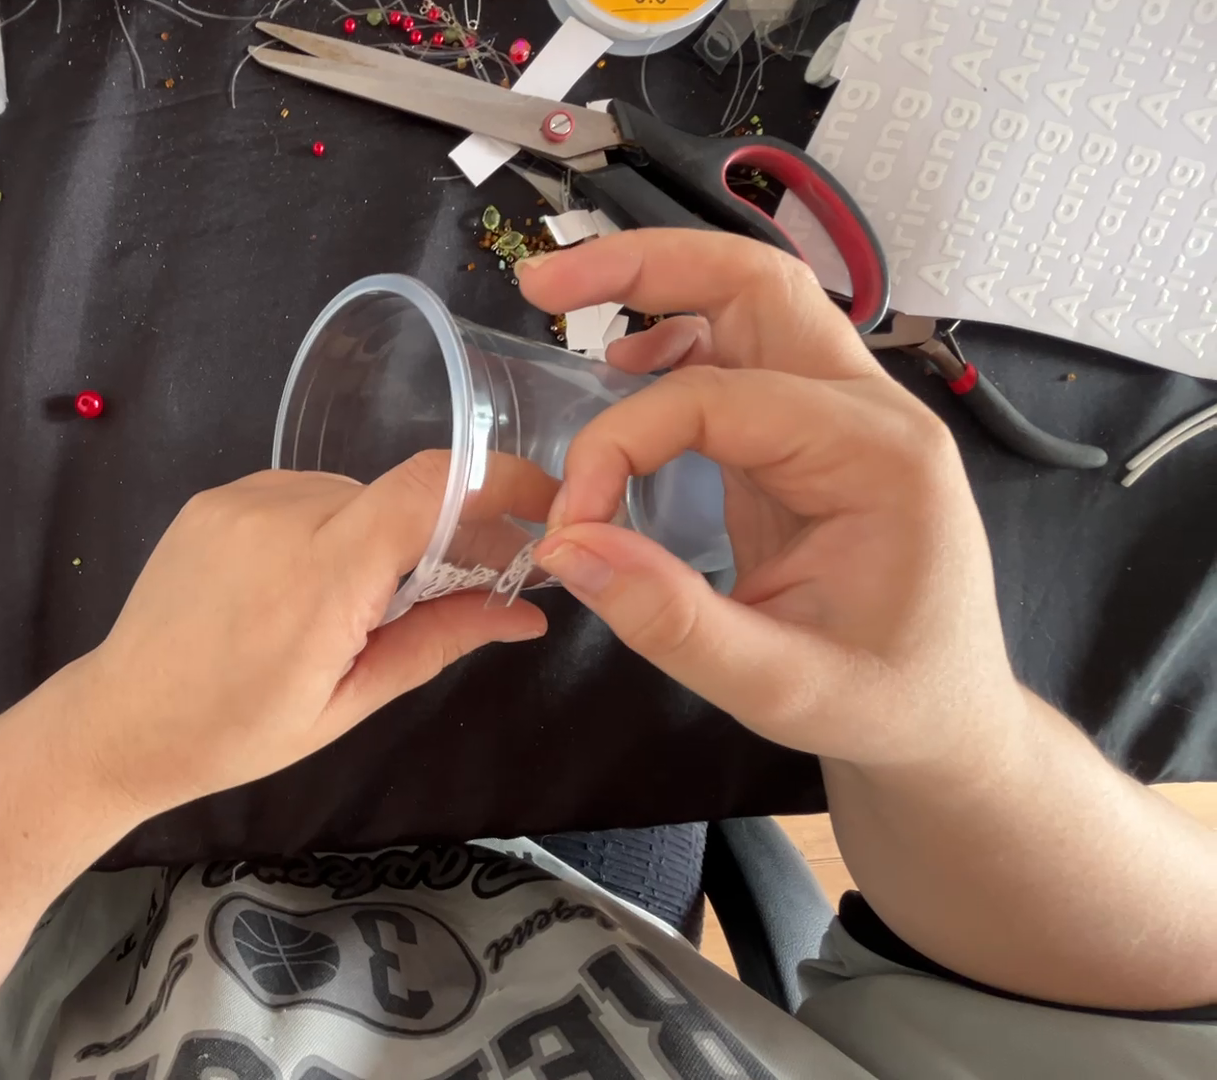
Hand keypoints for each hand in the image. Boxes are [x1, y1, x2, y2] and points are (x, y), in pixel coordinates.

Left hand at [65, 458, 546, 813]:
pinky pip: (300, 493)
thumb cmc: (237, 732)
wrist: (123, 718)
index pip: (428, 489)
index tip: (540, 507)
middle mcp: (277, 516)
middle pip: (395, 495)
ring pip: (349, 493)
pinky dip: (326, 526)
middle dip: (436, 536)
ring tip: (349, 601)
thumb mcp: (348, 702)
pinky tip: (300, 579)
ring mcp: (238, 499)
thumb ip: (437, 641)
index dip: (497, 483)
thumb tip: (527, 612)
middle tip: (442, 593)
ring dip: (374, 535)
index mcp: (318, 578)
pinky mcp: (212, 496)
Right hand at [516, 230, 1023, 766]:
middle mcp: (863, 408)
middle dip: (638, 268)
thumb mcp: (775, 686)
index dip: (614, 449)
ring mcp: (835, 411)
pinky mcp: (799, 431)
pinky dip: (667, 335)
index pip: (711, 399)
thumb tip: (562, 547)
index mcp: (872, 456)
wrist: (940, 711)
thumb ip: (670, 621)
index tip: (566, 527)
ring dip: (650, 285)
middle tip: (539, 282)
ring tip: (559, 301)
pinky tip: (620, 363)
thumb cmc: (875, 699)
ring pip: (744, 298)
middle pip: (753, 284)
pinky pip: (733, 349)